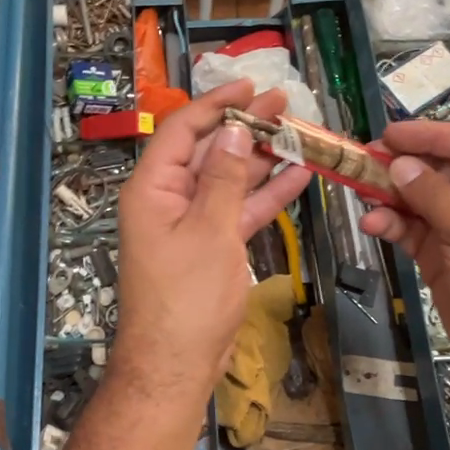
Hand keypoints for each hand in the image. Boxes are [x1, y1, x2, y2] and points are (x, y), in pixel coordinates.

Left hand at [113, 81, 312, 399]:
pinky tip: (297, 175)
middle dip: (246, 126)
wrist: (177, 364)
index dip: (216, 104)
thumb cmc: (186, 299)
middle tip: (285, 102)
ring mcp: (190, 222)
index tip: (250, 85)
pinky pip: (238, 210)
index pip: (184, 130)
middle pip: (209, 150)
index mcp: (152, 188)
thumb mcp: (210, 232)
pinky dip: (264, 195)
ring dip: (261, 157)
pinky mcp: (210, 245)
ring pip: (228, 179)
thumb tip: (235, 130)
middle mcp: (167, 198)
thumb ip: (226, 179)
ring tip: (297, 130)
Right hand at [358, 121, 449, 397]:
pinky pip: (412, 230)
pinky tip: (373, 223)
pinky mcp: (443, 258)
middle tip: (365, 159)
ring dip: (391, 195)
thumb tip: (399, 164)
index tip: (389, 134)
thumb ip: (434, 194)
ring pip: (421, 200)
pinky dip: (392, 224)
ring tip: (360, 190)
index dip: (430, 135)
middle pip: (440, 170)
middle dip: (403, 164)